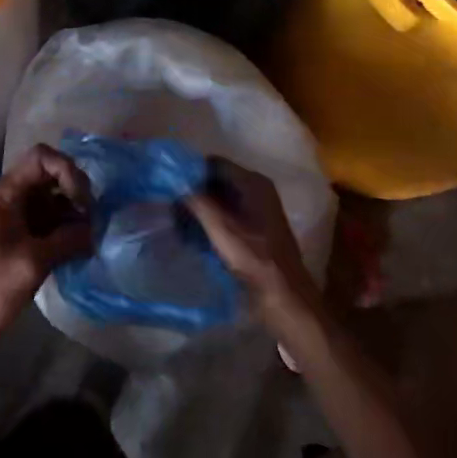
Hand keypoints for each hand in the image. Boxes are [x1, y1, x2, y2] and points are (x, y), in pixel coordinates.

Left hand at [0, 145, 93, 339]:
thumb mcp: (33, 262)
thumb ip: (67, 240)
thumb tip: (93, 231)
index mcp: (6, 193)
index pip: (42, 157)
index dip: (67, 170)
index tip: (81, 201)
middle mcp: (11, 196)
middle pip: (51, 174)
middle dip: (75, 192)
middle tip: (91, 220)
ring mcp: (16, 214)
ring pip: (53, 198)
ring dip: (74, 213)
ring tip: (89, 237)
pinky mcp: (21, 234)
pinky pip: (49, 218)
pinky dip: (66, 227)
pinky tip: (80, 247)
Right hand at [185, 159, 316, 312]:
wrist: (284, 294)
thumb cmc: (253, 256)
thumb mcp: (220, 227)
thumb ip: (197, 200)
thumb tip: (176, 181)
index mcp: (253, 182)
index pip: (214, 163)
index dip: (192, 172)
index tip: (171, 187)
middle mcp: (258, 188)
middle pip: (218, 180)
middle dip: (194, 192)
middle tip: (173, 208)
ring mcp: (259, 208)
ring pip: (222, 198)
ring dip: (201, 208)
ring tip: (180, 224)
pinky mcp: (257, 226)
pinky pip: (229, 213)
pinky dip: (212, 220)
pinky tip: (196, 236)